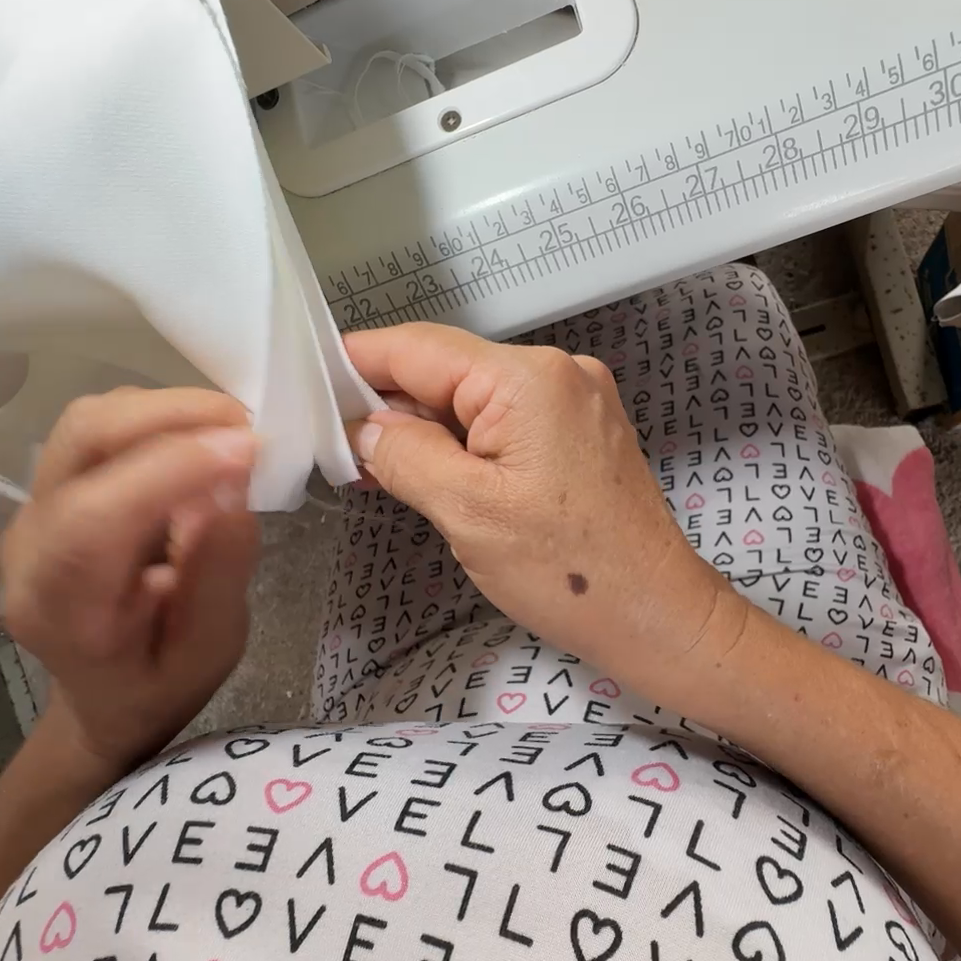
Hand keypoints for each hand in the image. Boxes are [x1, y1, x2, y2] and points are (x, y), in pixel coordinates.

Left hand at [0, 387, 259, 770]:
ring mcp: (34, 508)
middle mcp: (30, 543)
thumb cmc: (162, 681)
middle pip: (83, 440)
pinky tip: (204, 442)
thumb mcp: (211, 648)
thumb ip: (219, 572)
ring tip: (234, 433)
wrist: (107, 695)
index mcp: (61, 604)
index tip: (250, 448)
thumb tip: (233, 486)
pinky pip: (101, 429)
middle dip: (174, 414)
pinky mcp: (55, 489)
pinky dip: (160, 418)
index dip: (172, 469)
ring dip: (169, 410)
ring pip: (90, 420)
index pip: (96, 516)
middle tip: (251, 427)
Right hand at [342, 324, 738, 682]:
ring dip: (427, 429)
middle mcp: (557, 372)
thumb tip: (365, 425)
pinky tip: (429, 470)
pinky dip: (465, 443)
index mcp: (529, 378)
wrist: (655, 613)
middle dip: (391, 405)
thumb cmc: (566, 571)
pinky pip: (506, 422)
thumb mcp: (468, 512)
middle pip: (449, 370)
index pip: (421, 348)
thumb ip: (406, 454)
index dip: (358, 362)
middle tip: (334, 447)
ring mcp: (575, 400)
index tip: (304, 384)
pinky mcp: (580, 431)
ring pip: (476, 400)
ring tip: (374, 468)